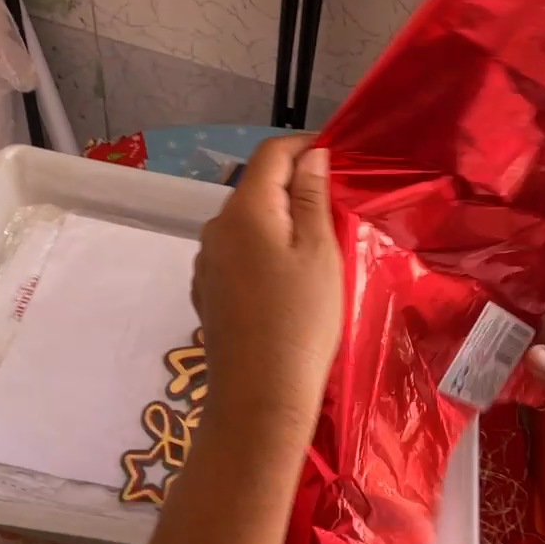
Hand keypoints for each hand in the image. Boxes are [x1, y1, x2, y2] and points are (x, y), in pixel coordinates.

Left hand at [192, 135, 341, 440]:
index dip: (304, 145)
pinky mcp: (207, 290)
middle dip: (294, 185)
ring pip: (248, 220)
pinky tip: (285, 279)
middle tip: (335, 206)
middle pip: (257, 186)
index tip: (337, 156)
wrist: (260, 398)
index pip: (271, 152)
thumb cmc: (301, 318)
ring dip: (279, 218)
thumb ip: (312, 195)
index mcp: (244, 209)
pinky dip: (263, 248)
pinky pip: (238, 251)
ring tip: (315, 246)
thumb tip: (311, 154)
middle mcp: (216, 227)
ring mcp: (207, 261)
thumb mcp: (319, 250)